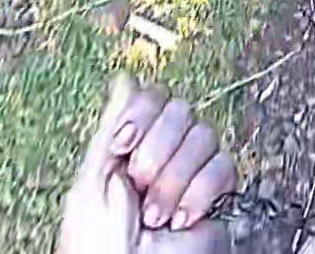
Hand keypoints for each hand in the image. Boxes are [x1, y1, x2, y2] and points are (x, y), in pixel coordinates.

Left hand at [59, 74, 237, 253]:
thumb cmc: (98, 247)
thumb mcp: (91, 186)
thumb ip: (110, 129)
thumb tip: (124, 77)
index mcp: (134, 145)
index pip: (154, 97)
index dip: (144, 114)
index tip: (124, 144)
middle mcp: (168, 149)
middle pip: (181, 111)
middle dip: (157, 153)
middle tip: (139, 186)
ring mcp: (196, 166)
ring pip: (204, 136)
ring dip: (174, 182)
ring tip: (156, 217)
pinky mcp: (222, 185)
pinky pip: (223, 165)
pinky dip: (199, 194)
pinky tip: (182, 218)